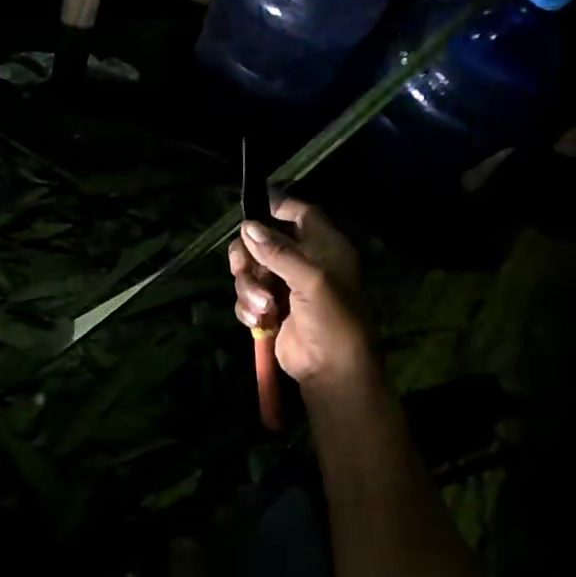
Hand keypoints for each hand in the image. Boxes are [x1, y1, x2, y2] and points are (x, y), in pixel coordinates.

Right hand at [229, 196, 375, 389]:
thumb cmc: (332, 318)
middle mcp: (304, 262)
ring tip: (263, 308)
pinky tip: (261, 321)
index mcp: (324, 247)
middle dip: (248, 256)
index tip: (251, 209)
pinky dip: (249, 307)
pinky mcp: (271, 309)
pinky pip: (247, 296)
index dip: (278, 207)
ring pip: (250, 270)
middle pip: (263, 241)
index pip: (301, 213)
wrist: (331, 369)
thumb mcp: (310, 279)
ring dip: (249, 288)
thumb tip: (247, 226)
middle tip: (242, 268)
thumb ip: (278, 251)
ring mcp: (285, 286)